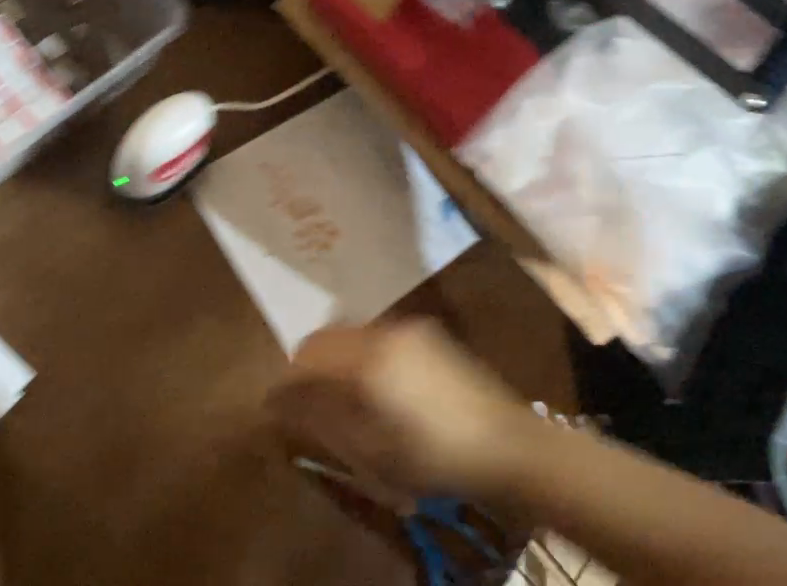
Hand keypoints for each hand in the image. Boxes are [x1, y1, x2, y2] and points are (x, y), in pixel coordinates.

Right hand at [268, 320, 529, 497]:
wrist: (509, 446)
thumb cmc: (434, 457)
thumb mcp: (370, 450)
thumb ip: (320, 418)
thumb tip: (278, 401)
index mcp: (365, 359)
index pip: (305, 355)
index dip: (286, 381)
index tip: (278, 408)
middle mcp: (382, 332)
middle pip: (326, 336)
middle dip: (309, 367)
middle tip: (306, 404)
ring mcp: (408, 329)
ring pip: (350, 333)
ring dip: (335, 359)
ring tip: (339, 398)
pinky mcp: (428, 335)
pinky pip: (376, 336)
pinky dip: (361, 355)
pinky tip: (373, 388)